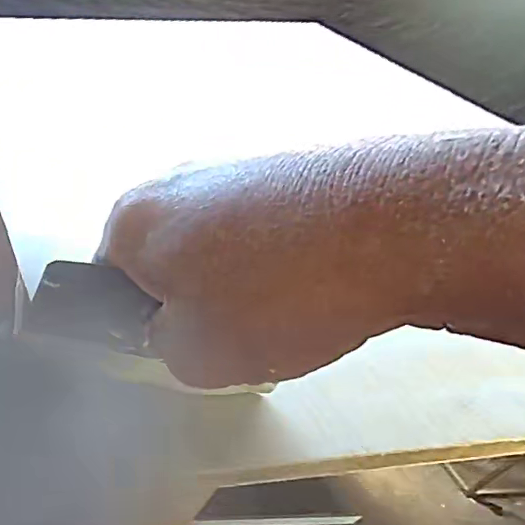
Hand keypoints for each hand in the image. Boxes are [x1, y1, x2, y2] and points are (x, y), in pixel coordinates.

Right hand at [95, 155, 436, 387]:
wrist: (420, 230)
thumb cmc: (291, 291)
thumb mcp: (193, 357)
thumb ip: (159, 346)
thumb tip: (169, 333)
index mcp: (130, 221)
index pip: (104, 283)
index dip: (134, 321)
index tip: (165, 341)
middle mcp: (174, 181)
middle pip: (161, 259)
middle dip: (186, 297)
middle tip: (222, 333)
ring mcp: (237, 166)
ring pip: (214, 244)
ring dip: (234, 280)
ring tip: (279, 313)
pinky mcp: (294, 166)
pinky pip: (265, 227)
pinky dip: (279, 259)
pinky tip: (312, 287)